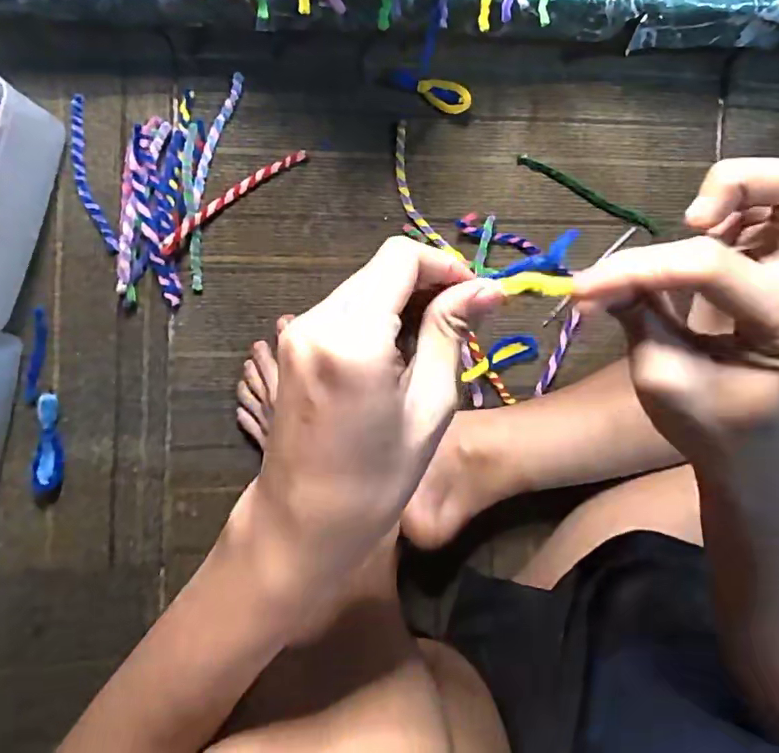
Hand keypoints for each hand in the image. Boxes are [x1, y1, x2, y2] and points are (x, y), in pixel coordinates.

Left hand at [241, 238, 503, 578]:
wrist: (303, 521)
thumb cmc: (378, 477)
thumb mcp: (430, 404)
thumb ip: (451, 331)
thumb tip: (487, 286)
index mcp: (351, 336)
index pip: (400, 257)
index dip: (443, 264)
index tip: (473, 294)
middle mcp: (316, 320)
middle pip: (380, 267)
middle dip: (425, 281)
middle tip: (462, 316)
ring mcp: (297, 330)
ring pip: (363, 284)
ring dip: (401, 297)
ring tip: (431, 338)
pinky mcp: (292, 342)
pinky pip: (344, 306)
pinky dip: (377, 313)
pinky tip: (396, 348)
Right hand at [572, 158, 778, 462]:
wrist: (749, 457)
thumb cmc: (709, 430)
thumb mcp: (660, 377)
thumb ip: (634, 312)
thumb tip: (591, 277)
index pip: (714, 266)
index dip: (641, 267)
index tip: (587, 287)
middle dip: (737, 184)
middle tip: (690, 220)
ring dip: (741, 190)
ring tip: (698, 225)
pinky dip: (742, 204)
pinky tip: (709, 231)